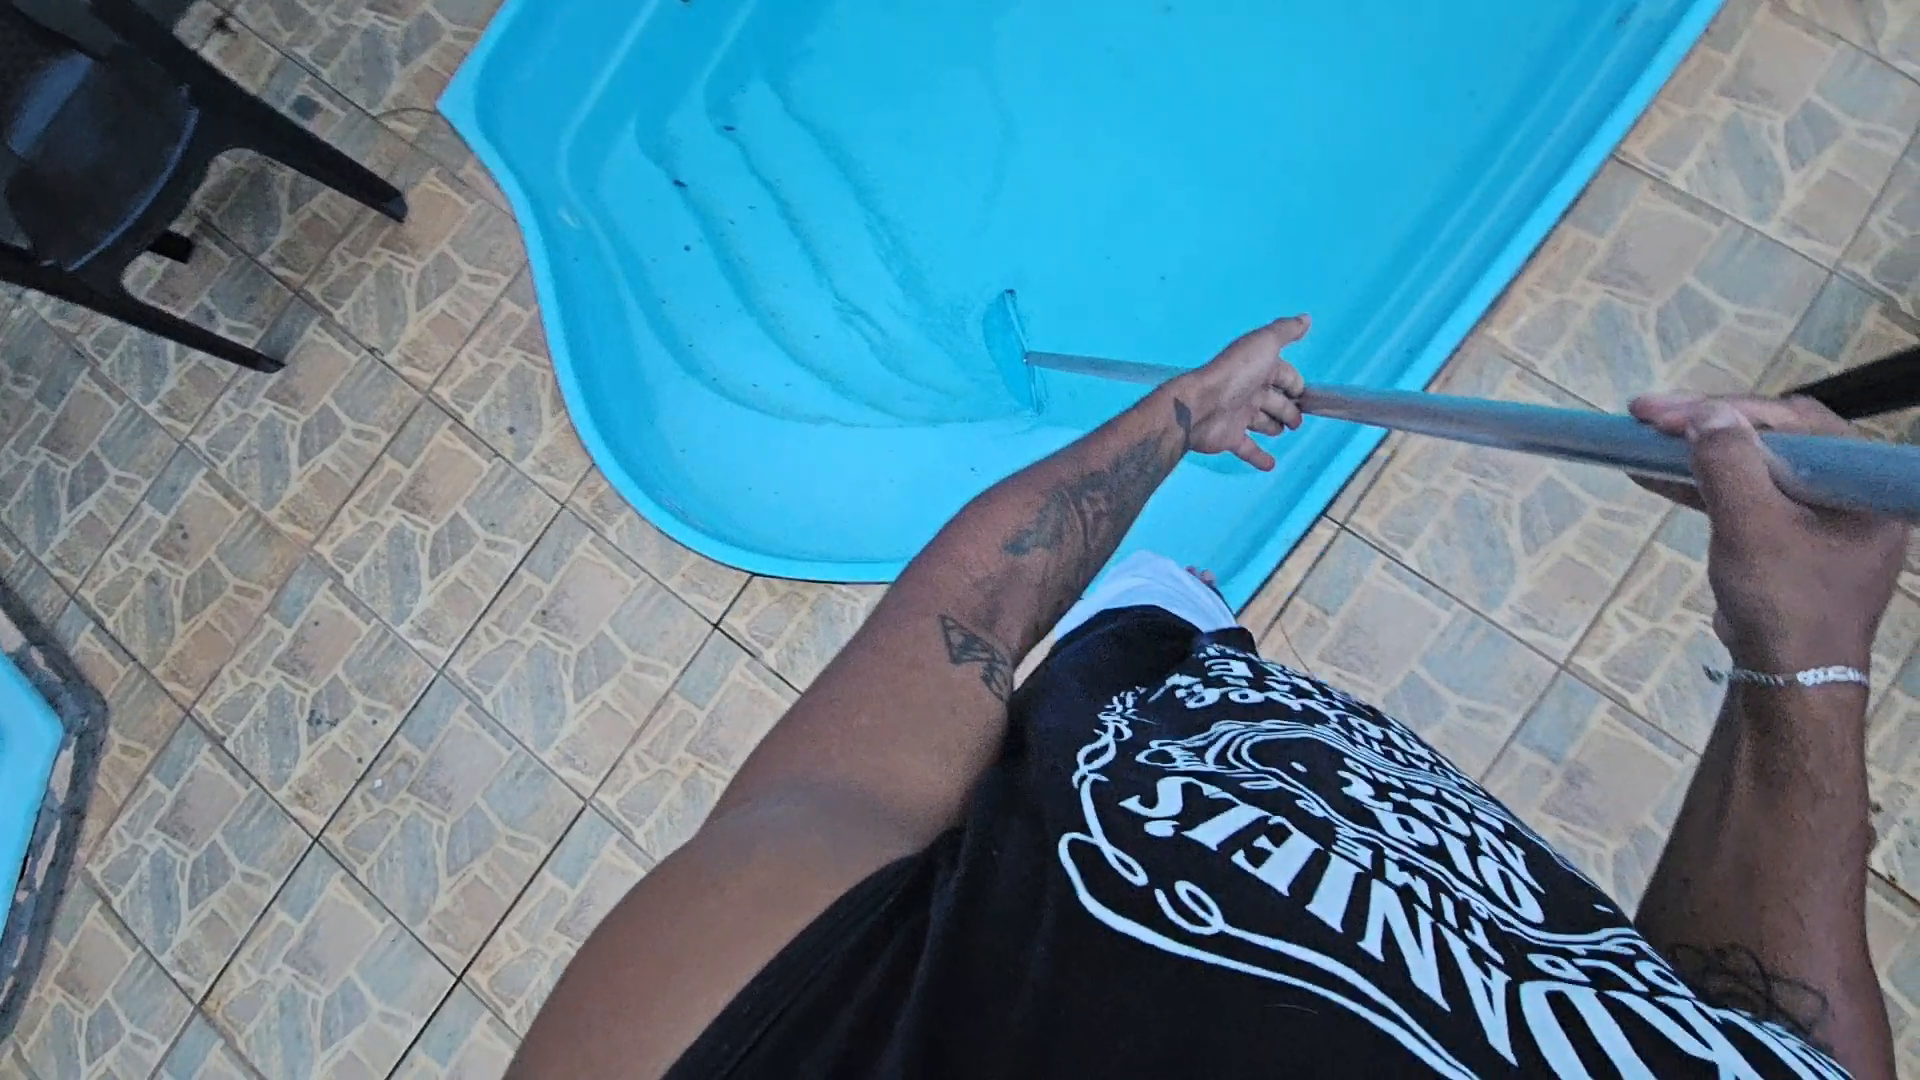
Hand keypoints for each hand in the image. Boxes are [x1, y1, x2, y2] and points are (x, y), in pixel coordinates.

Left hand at [1164, 315, 1309, 469]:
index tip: (1306, 394)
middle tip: (1298, 420)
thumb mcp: (1263, 344)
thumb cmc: (1235, 374)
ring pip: (1262, 422)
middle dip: (1288, 408)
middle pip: (1274, 401)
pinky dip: (1258, 457)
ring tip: (1284, 431)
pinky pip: (1247, 449)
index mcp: (1258, 370)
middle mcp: (1249, 391)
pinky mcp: (1229, 437)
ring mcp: (1238, 415)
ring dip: (1273, 426)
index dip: (1295, 383)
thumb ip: (1284, 332)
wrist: (1199, 406)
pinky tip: (1270, 464)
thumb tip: (1305, 318)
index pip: (1284, 376)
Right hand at [1629, 392, 1908, 673]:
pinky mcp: (1781, 530)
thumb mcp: (1752, 527)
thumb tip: (1704, 414)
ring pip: (1747, 460)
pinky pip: (1738, 490)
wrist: (1787, 668)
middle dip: (1702, 422)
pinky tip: (1652, 474)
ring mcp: (1812, 508)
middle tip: (1641, 416)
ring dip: (1691, 449)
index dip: (1721, 410)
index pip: (1791, 420)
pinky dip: (1695, 480)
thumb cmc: (1783, 597)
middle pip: (1769, 434)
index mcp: (1860, 478)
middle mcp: (1845, 485)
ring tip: (1637, 439)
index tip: (1657, 413)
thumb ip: (1730, 466)